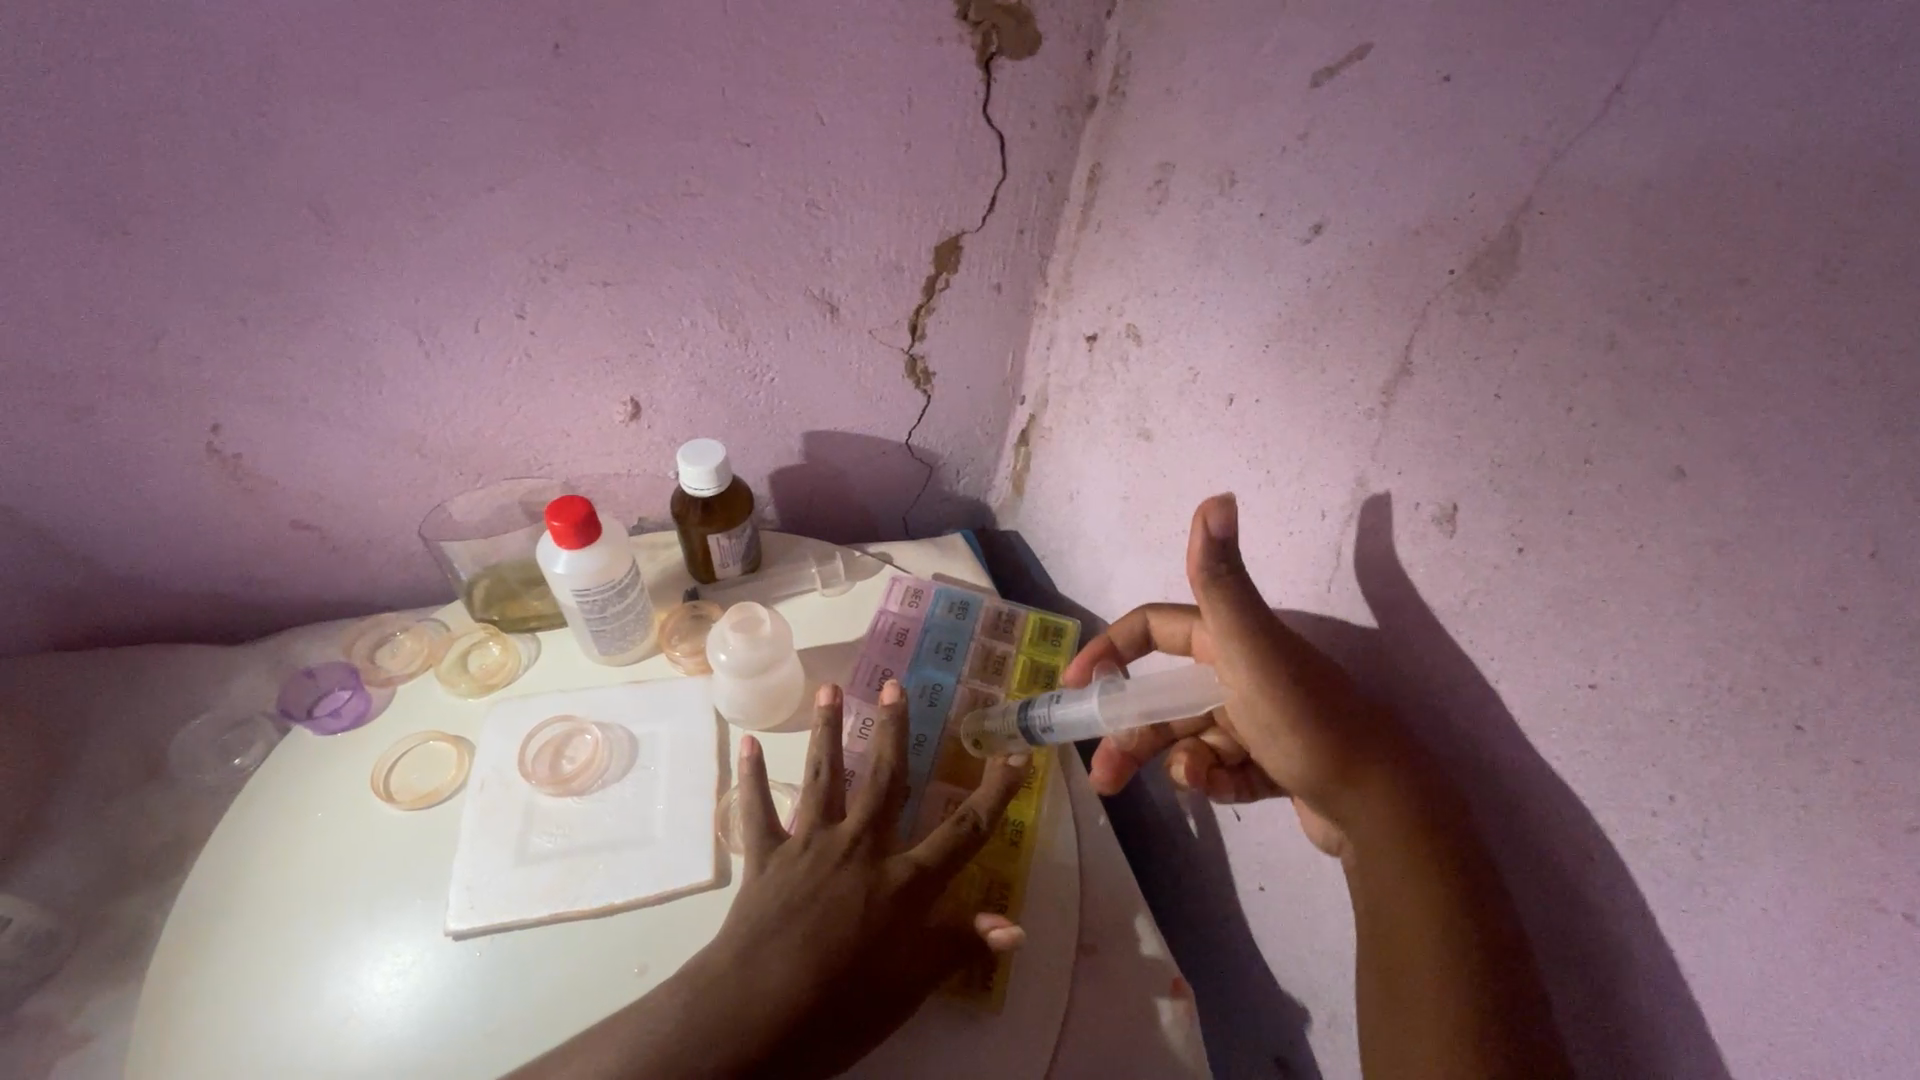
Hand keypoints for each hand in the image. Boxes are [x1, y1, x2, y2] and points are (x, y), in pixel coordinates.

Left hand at [689, 680, 1029, 1078]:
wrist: (754, 1016)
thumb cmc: (840, 1008)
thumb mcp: (911, 987)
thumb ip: (959, 948)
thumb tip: (1016, 928)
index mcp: (904, 882)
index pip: (964, 831)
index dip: (994, 793)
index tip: (1014, 754)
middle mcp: (861, 848)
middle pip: (886, 779)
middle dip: (896, 731)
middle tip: (895, 685)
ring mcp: (811, 846)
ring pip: (824, 777)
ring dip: (828, 731)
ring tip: (830, 690)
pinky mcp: (766, 857)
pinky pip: (759, 810)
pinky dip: (754, 777)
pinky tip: (748, 743)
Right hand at [1067, 494, 1426, 858]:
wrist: (1383, 809)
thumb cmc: (1305, 720)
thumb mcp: (1251, 649)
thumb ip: (1221, 580)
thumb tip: (1216, 495)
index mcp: (1231, 641)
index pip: (1156, 630)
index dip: (1112, 649)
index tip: (1076, 683)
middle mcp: (1242, 674)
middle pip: (1164, 696)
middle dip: (1127, 728)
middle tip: (1098, 768)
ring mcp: (1258, 722)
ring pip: (1188, 737)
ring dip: (1163, 760)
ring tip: (1123, 790)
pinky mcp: (1272, 764)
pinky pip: (1221, 769)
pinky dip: (1213, 781)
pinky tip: (1220, 790)